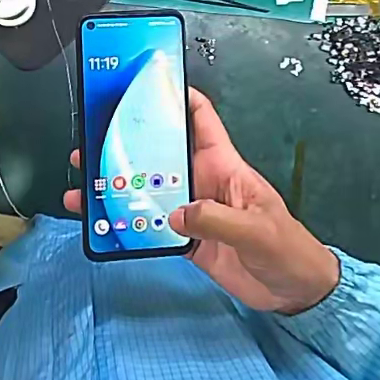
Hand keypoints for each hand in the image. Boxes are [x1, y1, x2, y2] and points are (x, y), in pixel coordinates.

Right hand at [66, 87, 340, 314]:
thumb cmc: (288, 249)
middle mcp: (199, 179)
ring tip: (85, 184)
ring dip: (117, 185)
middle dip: (126, 142)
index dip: (177, 96)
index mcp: (222, 164)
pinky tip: (103, 221)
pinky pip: (146, 222)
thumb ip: (217, 219)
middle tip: (93, 140)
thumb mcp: (258, 230)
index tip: (145, 84)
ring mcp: (189, 206)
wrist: (294, 294)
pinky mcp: (182, 234)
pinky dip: (124, 221)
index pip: (199, 118)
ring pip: (146, 187)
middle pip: (158, 151)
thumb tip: (176, 214)